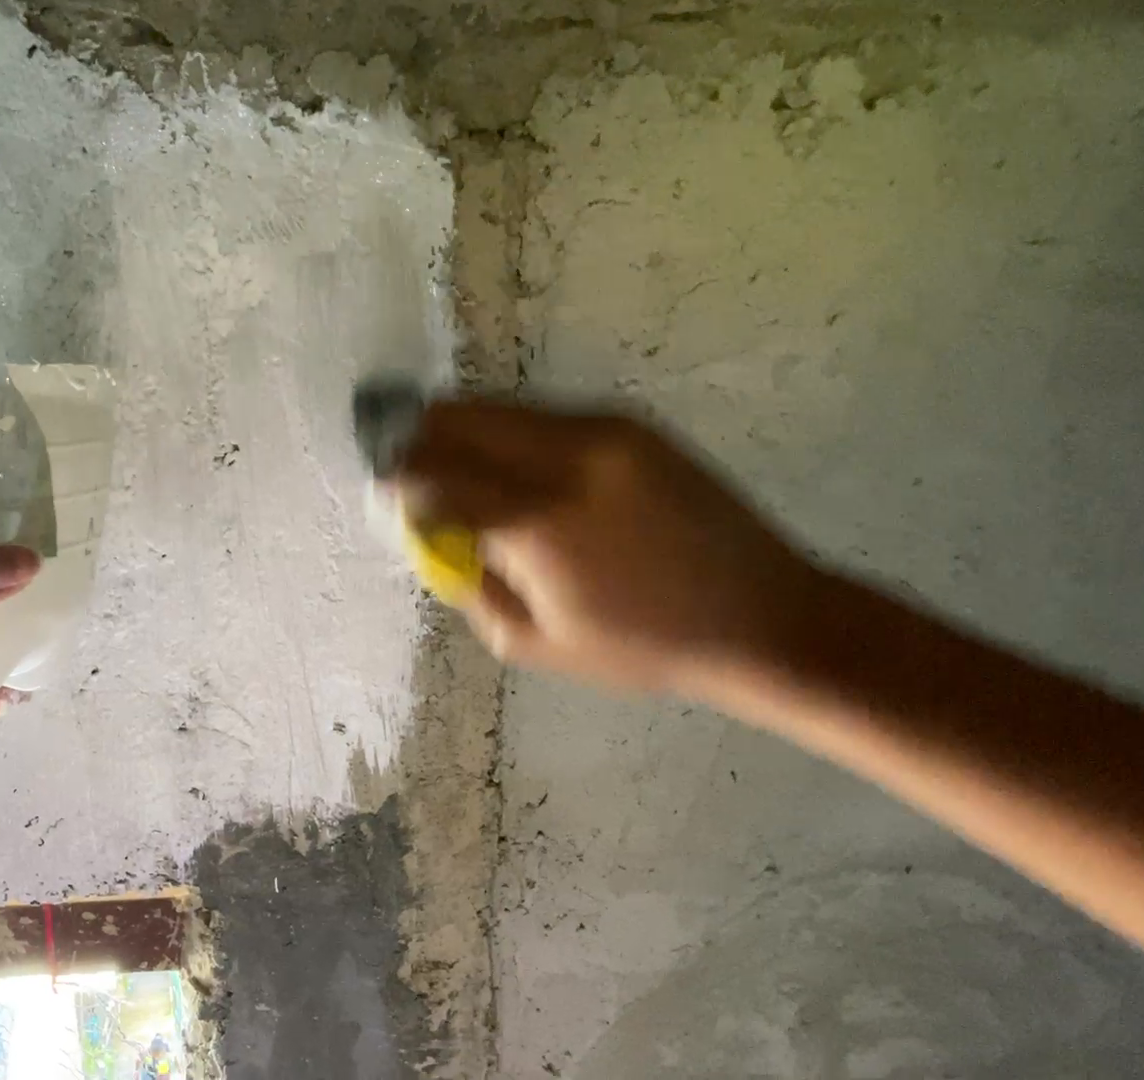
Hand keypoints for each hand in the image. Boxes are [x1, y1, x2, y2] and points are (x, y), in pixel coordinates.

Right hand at [396, 400, 825, 694]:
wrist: (763, 616)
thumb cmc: (640, 646)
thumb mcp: (532, 640)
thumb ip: (468, 580)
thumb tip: (428, 532)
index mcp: (538, 522)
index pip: (436, 474)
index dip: (397, 476)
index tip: (380, 485)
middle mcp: (565, 457)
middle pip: (458, 417)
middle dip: (419, 437)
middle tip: (408, 467)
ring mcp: (602, 430)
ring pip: (497, 408)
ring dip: (462, 432)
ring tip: (457, 470)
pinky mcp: (629, 423)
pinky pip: (540, 416)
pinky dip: (508, 436)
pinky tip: (515, 471)